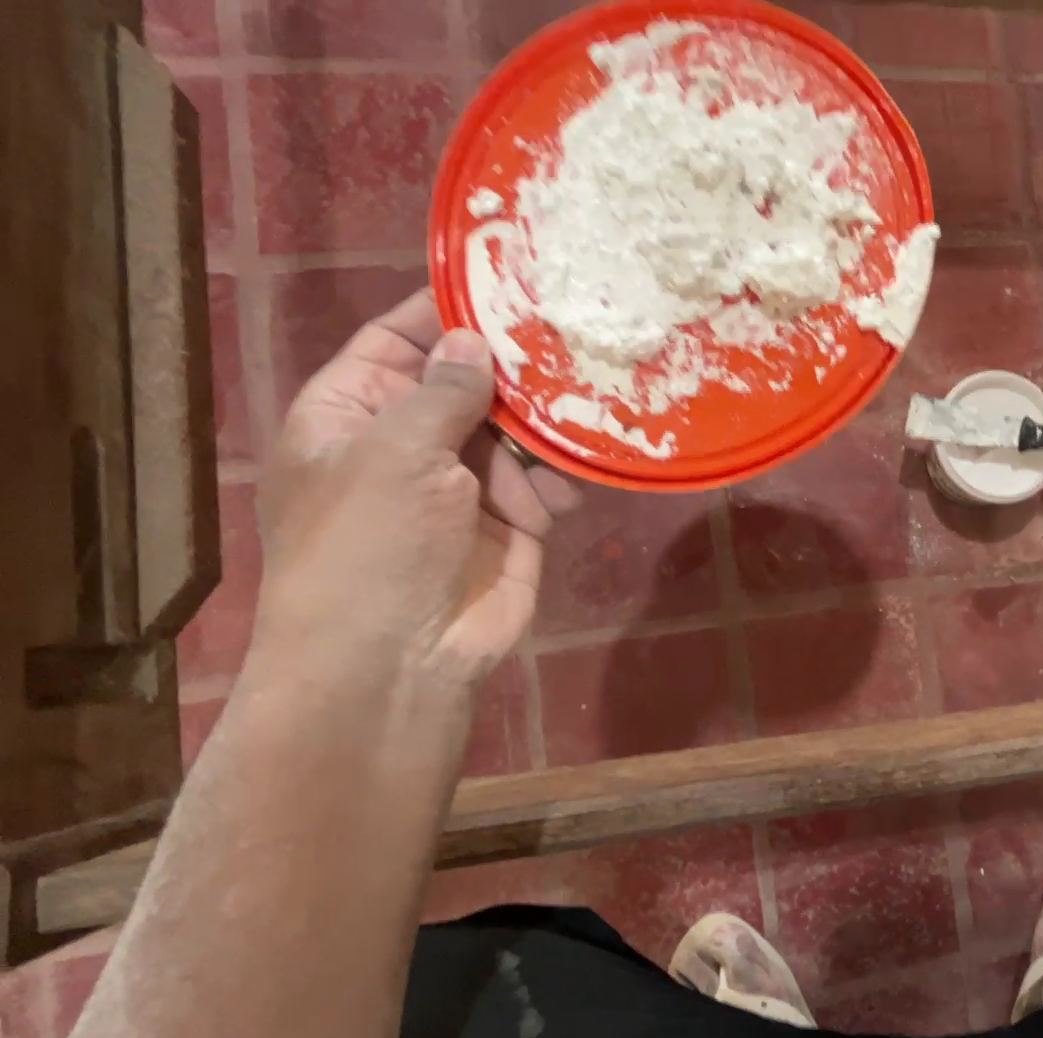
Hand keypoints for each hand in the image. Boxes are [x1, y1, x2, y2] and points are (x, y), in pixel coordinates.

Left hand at [254, 290, 576, 685]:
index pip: (399, 341)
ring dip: (550, 421)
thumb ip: (442, 393)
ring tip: (592, 397)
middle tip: (575, 333)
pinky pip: (547, 481)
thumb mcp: (395, 453)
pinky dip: (567, 474)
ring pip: (519, 431)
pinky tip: (584, 469)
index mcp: (355, 413)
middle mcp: (412, 442)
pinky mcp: (516, 523)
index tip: (505, 280)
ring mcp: (467, 485)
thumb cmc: (371, 544)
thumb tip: (472, 339)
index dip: (445, 311)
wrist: (398, 658)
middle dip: (517, 367)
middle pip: (472, 383)